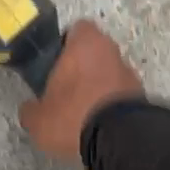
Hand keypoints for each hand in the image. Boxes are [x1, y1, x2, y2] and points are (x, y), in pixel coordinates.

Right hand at [18, 20, 145, 163]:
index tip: (53, 64)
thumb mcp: (37, 120)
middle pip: (93, 52)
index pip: (76, 30)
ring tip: (79, 113)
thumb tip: (30, 109)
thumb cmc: (71, 116)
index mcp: (84, 44)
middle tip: (63, 91)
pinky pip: (117, 93)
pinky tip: (95, 124)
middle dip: (80, 68)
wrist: (117, 139)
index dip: (64, 45)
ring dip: (95, 86)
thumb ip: (30, 110)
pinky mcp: (139, 95)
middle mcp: (110, 50)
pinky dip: (107, 103)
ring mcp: (129, 72)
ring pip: (106, 72)